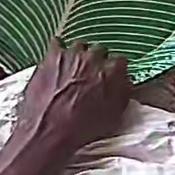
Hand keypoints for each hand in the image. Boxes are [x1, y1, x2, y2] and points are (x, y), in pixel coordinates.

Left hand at [8, 41, 130, 160]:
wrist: (49, 130)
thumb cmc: (83, 128)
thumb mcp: (113, 115)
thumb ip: (122, 93)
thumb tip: (124, 82)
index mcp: (113, 71)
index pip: (120, 61)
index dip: (114, 71)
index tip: (109, 78)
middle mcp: (94, 57)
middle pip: (99, 51)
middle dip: (96, 61)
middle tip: (89, 76)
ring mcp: (72, 54)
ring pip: (79, 46)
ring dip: (78, 56)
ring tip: (72, 70)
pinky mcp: (52, 55)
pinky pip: (57, 44)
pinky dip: (58, 52)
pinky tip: (55, 62)